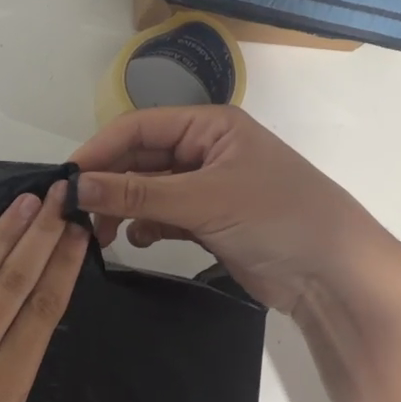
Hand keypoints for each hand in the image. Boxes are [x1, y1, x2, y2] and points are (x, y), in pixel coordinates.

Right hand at [70, 106, 400, 315]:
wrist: (333, 274)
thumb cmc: (276, 218)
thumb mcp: (202, 200)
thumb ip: (136, 193)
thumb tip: (76, 186)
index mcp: (209, 127)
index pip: (138, 128)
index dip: (99, 150)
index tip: (67, 180)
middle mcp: (204, 150)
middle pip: (138, 159)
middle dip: (107, 184)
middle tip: (75, 214)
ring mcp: (205, 187)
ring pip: (145, 190)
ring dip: (121, 209)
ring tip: (100, 236)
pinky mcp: (206, 221)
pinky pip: (159, 216)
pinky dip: (143, 227)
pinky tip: (136, 242)